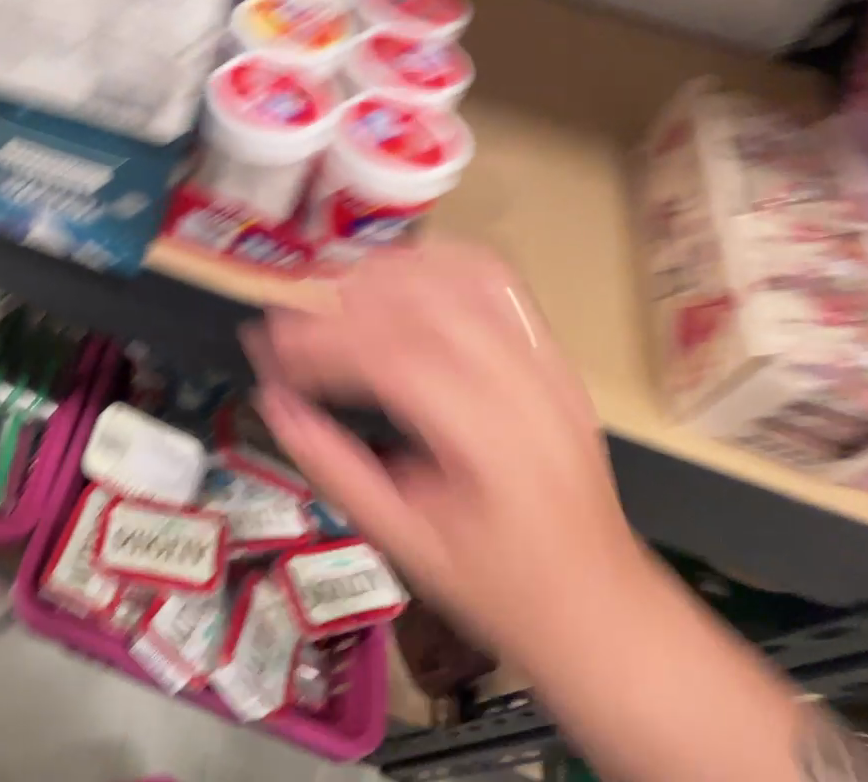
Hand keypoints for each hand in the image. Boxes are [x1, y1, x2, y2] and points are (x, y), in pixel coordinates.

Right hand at [244, 242, 647, 657]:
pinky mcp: (553, 357)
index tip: (271, 347)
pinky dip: (440, 264)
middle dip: (347, 298)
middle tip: (290, 312)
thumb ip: (333, 466)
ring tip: (333, 287)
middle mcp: (528, 388)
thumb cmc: (494, 582)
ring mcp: (548, 364)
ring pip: (464, 279)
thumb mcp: (401, 538)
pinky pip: (498, 284)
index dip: (325, 344)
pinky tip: (398, 275)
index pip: (395, 361)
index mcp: (491, 444)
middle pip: (428, 305)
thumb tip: (274, 401)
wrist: (596, 603)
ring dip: (390, 272)